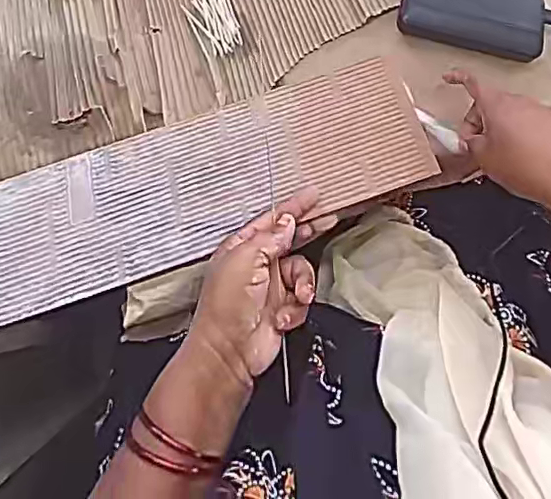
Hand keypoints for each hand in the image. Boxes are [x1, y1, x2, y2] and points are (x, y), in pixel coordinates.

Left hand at [186, 187, 338, 383]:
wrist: (228, 355)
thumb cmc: (225, 308)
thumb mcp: (246, 261)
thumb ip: (270, 238)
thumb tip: (287, 222)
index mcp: (242, 247)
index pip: (273, 220)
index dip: (293, 207)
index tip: (312, 195)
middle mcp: (257, 263)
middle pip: (290, 239)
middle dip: (308, 232)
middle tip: (326, 221)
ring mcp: (270, 286)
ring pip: (301, 270)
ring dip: (303, 283)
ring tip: (298, 295)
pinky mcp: (281, 307)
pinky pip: (302, 297)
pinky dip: (296, 307)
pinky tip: (283, 316)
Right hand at [444, 70, 550, 224]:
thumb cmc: (532, 168)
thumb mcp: (485, 158)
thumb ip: (471, 144)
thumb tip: (471, 141)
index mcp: (497, 104)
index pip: (472, 82)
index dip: (457, 78)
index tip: (450, 78)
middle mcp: (519, 102)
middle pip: (490, 105)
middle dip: (478, 124)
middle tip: (476, 147)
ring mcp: (539, 112)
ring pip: (510, 117)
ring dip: (500, 133)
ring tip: (502, 160)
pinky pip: (529, 127)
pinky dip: (521, 139)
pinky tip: (523, 162)